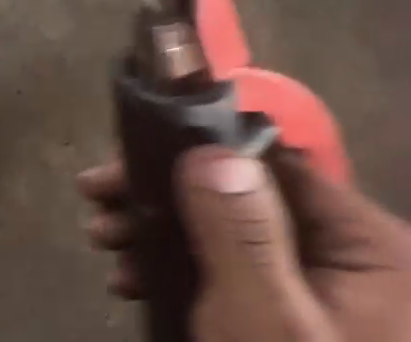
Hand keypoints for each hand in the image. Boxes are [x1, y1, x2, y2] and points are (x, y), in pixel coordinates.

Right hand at [80, 147, 410, 341]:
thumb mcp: (264, 316)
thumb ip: (240, 232)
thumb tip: (208, 150)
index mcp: (373, 247)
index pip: (270, 164)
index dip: (185, 151)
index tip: (116, 164)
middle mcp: (362, 260)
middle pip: (240, 194)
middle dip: (157, 196)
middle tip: (94, 201)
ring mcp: (337, 292)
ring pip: (230, 231)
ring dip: (157, 229)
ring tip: (105, 243)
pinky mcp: (308, 316)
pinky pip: (238, 269)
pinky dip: (182, 266)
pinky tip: (138, 279)